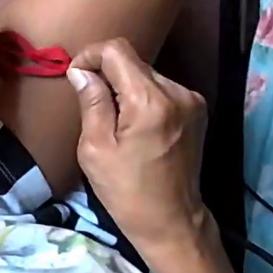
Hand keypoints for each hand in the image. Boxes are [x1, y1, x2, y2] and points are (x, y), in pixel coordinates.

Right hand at [67, 39, 213, 256]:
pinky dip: (141, 98)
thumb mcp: (95, 148)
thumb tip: (81, 71)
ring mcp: (191, 100)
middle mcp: (176, 92)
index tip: (76, 77)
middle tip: (90, 104)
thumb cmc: (126, 190)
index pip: (117, 51)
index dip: (90, 56)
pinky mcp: (197, 110)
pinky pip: (160, 89)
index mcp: (150, 101)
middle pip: (132, 61)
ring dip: (124, 87)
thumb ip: (91, 102)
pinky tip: (134, 125)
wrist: (172, 221)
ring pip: (146, 74)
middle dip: (106, 74)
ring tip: (113, 120)